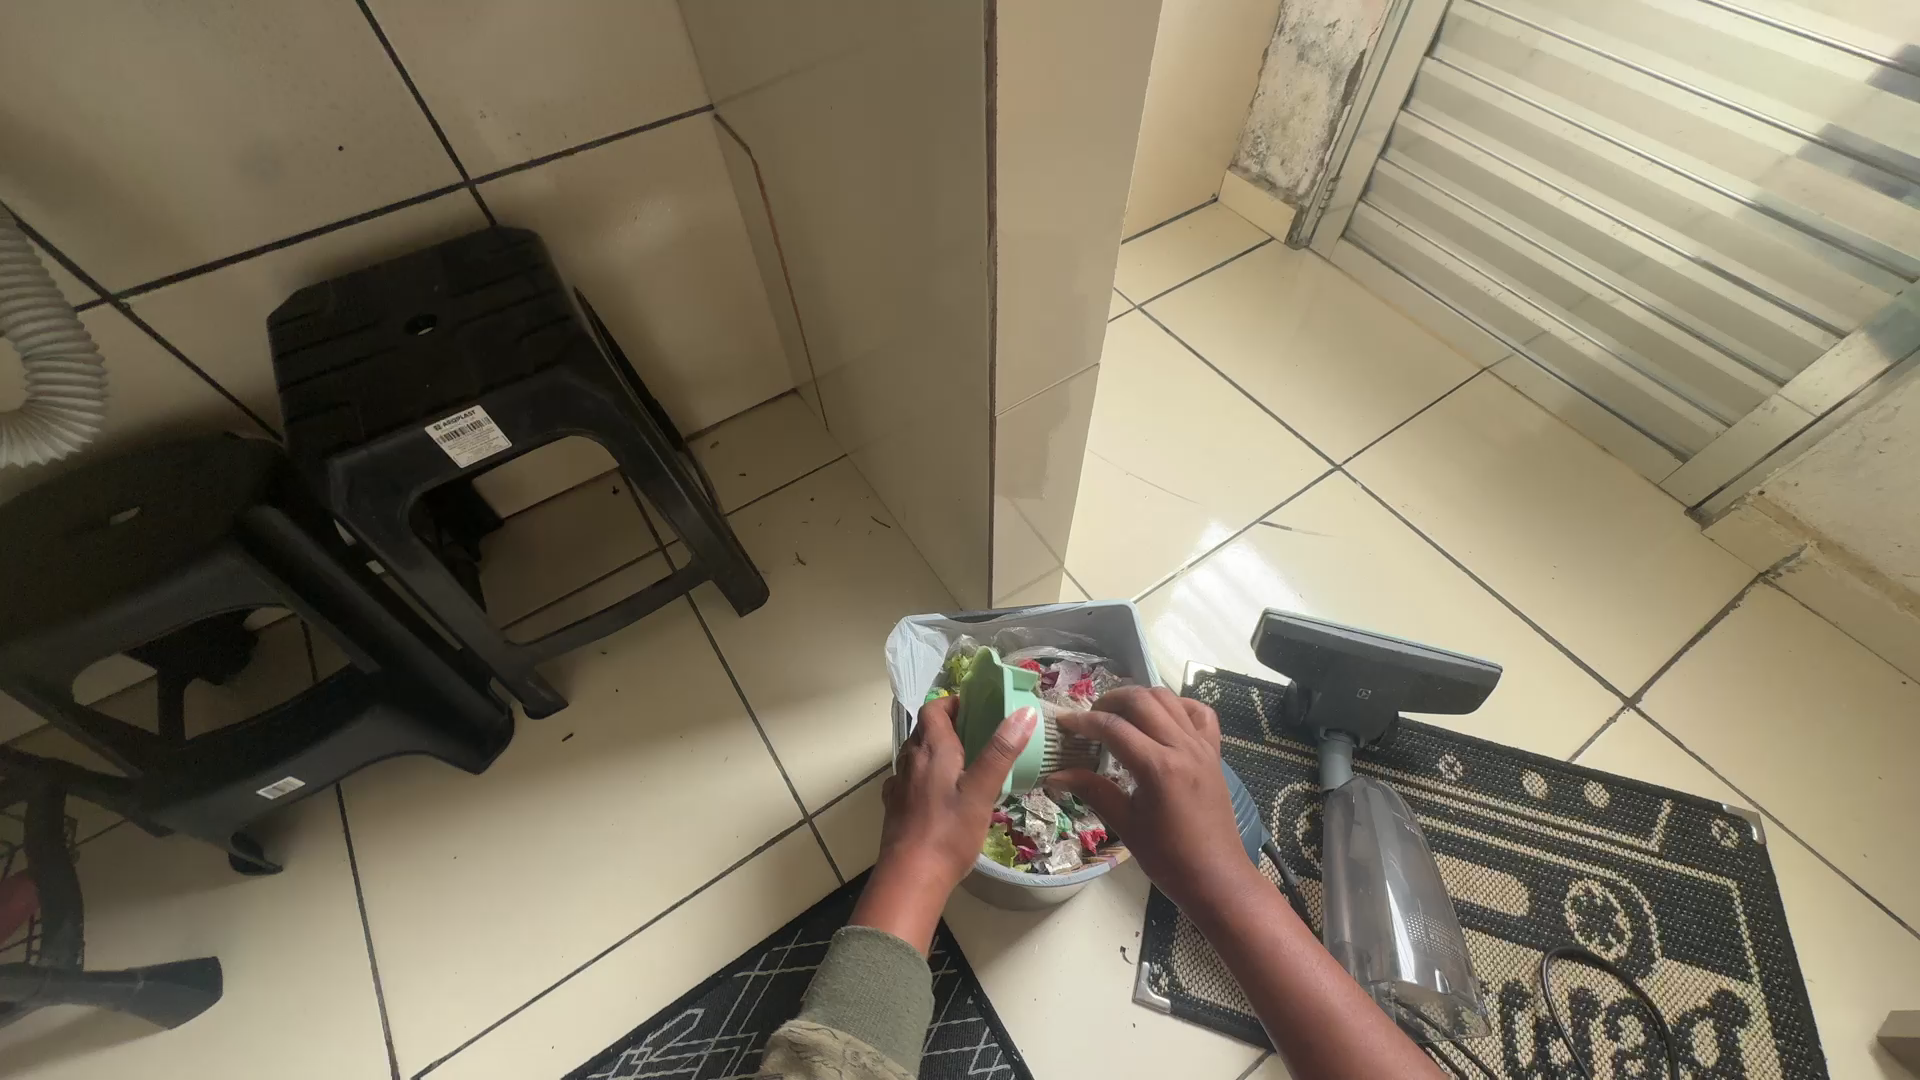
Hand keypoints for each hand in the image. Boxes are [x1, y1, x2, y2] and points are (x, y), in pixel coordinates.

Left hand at [850, 695, 1036, 952]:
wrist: (911, 877)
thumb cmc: (950, 831)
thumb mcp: (983, 790)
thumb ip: (1001, 750)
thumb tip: (1024, 712)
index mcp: (932, 749)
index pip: (933, 709)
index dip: (952, 703)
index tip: (975, 709)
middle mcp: (910, 759)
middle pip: (924, 730)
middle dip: (947, 725)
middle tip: (977, 735)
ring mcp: (899, 784)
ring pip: (915, 754)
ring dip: (935, 750)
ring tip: (963, 764)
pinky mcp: (895, 806)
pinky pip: (909, 778)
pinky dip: (924, 775)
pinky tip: (938, 793)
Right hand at [1046, 686, 1260, 914]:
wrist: (1217, 879)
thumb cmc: (1168, 858)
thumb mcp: (1125, 824)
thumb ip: (1091, 790)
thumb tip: (1055, 775)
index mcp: (1158, 767)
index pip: (1113, 727)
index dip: (1083, 721)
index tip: (1063, 723)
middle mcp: (1182, 747)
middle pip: (1140, 701)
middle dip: (1109, 701)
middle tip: (1090, 718)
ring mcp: (1202, 747)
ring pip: (1167, 698)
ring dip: (1139, 698)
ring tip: (1119, 715)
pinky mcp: (1214, 752)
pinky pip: (1199, 713)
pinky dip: (1177, 706)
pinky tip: (1160, 718)